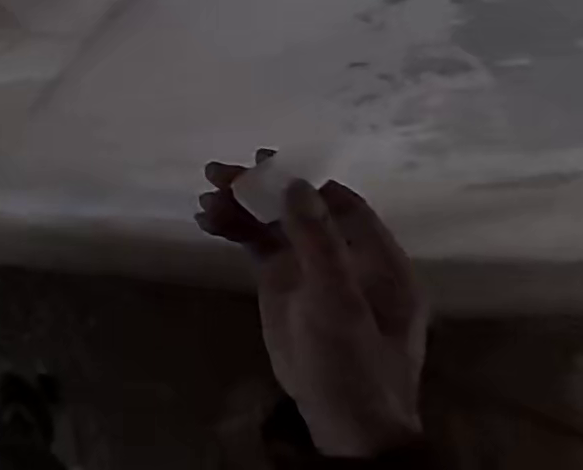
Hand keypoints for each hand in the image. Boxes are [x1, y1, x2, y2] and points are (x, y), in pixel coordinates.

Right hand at [196, 156, 427, 457]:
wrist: (338, 420)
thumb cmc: (351, 362)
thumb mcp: (337, 302)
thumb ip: (318, 242)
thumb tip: (296, 184)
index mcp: (377, 261)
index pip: (341, 204)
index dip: (304, 179)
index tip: (264, 162)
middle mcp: (344, 257)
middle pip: (297, 207)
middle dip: (258, 189)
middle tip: (218, 175)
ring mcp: (310, 267)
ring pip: (271, 221)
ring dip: (239, 207)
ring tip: (205, 202)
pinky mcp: (281, 279)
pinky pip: (255, 241)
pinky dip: (232, 227)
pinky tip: (207, 222)